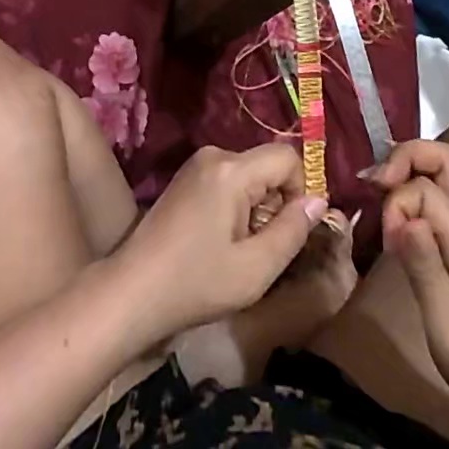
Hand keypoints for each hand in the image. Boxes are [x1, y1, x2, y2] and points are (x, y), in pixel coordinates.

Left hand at [115, 144, 329, 337]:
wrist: (130, 294)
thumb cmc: (195, 284)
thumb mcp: (256, 268)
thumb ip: (293, 230)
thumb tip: (319, 200)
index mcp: (232, 170)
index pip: (288, 157)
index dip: (301, 190)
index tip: (291, 229)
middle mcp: (214, 155)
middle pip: (268, 165)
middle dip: (276, 202)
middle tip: (263, 247)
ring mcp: (196, 165)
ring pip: (250, 175)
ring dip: (257, 207)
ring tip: (240, 249)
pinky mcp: (186, 179)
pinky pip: (229, 181)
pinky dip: (237, 206)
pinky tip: (221, 241)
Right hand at [367, 141, 448, 443]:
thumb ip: (426, 272)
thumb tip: (404, 218)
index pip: (426, 191)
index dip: (396, 205)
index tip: (384, 242)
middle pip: (446, 159)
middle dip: (405, 156)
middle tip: (372, 184)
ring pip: (446, 170)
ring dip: (409, 168)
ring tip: (376, 192)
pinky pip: (442, 194)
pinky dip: (414, 185)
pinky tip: (393, 210)